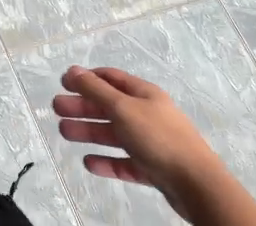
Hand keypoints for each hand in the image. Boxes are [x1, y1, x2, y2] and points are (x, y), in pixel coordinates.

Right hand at [53, 67, 229, 219]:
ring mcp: (151, 143)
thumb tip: (73, 70)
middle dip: (82, 106)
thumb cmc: (158, 137)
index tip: (64, 82)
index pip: (111, 78)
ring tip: (64, 134)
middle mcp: (147, 115)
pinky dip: (106, 160)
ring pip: (114, 134)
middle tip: (57, 108)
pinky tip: (89, 163)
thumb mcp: (123, 107)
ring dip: (88, 132)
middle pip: (108, 106)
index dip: (87, 78)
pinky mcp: (153, 169)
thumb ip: (95, 89)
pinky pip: (124, 161)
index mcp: (144, 95)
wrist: (198, 185)